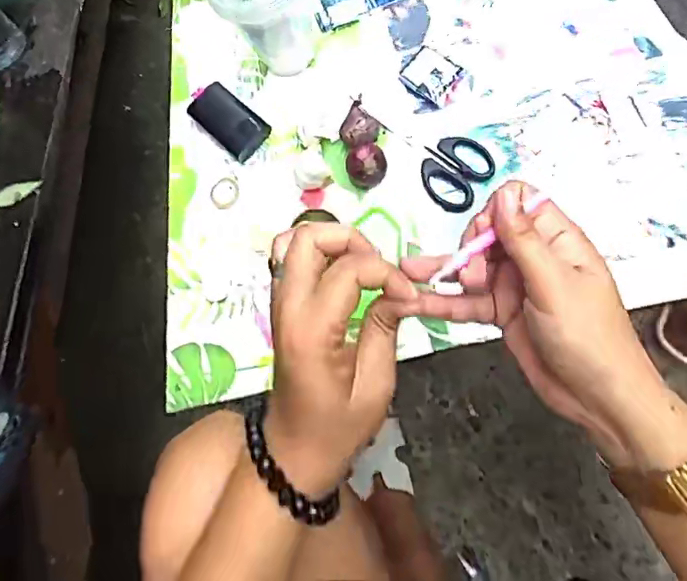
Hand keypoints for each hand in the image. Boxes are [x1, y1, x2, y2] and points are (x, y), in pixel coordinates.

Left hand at [263, 223, 414, 496]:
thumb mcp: (375, 386)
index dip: (386, 273)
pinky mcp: (279, 302)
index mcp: (312, 329)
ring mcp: (278, 300)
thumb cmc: (337, 427)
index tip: (408, 297)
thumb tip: (402, 293)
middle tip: (379, 269)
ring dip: (333, 242)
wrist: (293, 449)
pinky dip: (317, 252)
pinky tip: (341, 272)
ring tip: (362, 268)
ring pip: (295, 239)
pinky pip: (290, 257)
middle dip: (351, 240)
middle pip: (308, 237)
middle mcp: (288, 305)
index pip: (348, 269)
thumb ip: (385, 329)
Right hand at [402, 182, 686, 470]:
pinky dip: (443, 301)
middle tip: (471, 277)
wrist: (601, 402)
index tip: (485, 238)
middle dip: (470, 250)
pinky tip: (417, 300)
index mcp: (556, 240)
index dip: (495, 214)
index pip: (517, 203)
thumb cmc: (595, 341)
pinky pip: (466, 300)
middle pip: (487, 234)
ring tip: (413, 275)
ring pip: (471, 266)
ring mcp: (516, 284)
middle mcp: (534, 257)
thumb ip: (524, 240)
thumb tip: (506, 195)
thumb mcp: (555, 285)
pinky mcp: (502, 311)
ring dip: (445, 271)